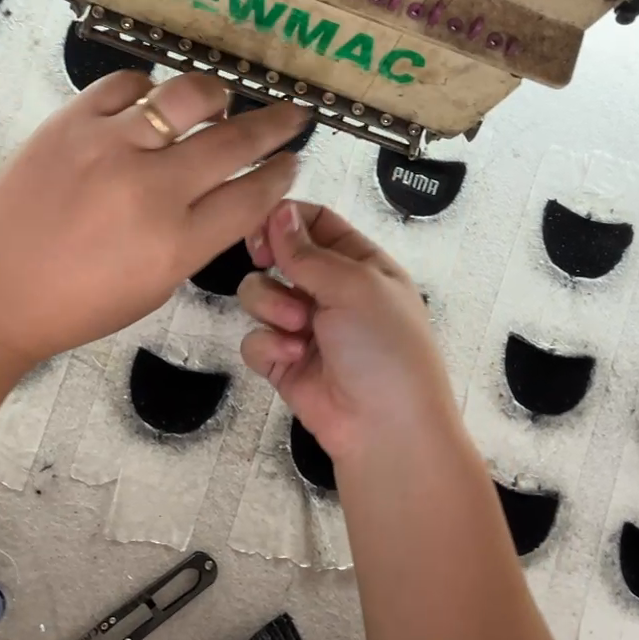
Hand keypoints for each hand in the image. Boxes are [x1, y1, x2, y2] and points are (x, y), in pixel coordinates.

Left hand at [0, 71, 307, 366]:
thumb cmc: (75, 306)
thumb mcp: (152, 289)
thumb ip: (194, 242)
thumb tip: (226, 194)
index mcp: (175, 246)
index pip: (250, 198)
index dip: (280, 176)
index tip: (291, 162)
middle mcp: (150, 190)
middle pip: (234, 143)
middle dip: (274, 126)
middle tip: (293, 115)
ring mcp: (108, 148)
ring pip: (187, 97)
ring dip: (217, 95)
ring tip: (222, 100)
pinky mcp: (69, 122)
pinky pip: (126, 85)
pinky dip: (148, 90)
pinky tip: (152, 103)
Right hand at [237, 202, 458, 461]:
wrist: (384, 428)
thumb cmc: (385, 347)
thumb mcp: (355, 286)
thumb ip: (308, 251)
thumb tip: (278, 211)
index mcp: (358, 264)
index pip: (315, 223)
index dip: (286, 219)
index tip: (262, 227)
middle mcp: (328, 290)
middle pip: (277, 254)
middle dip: (269, 261)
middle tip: (265, 263)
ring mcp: (302, 326)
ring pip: (258, 295)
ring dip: (271, 306)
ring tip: (298, 329)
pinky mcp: (281, 361)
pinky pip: (254, 338)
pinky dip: (268, 345)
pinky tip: (292, 358)